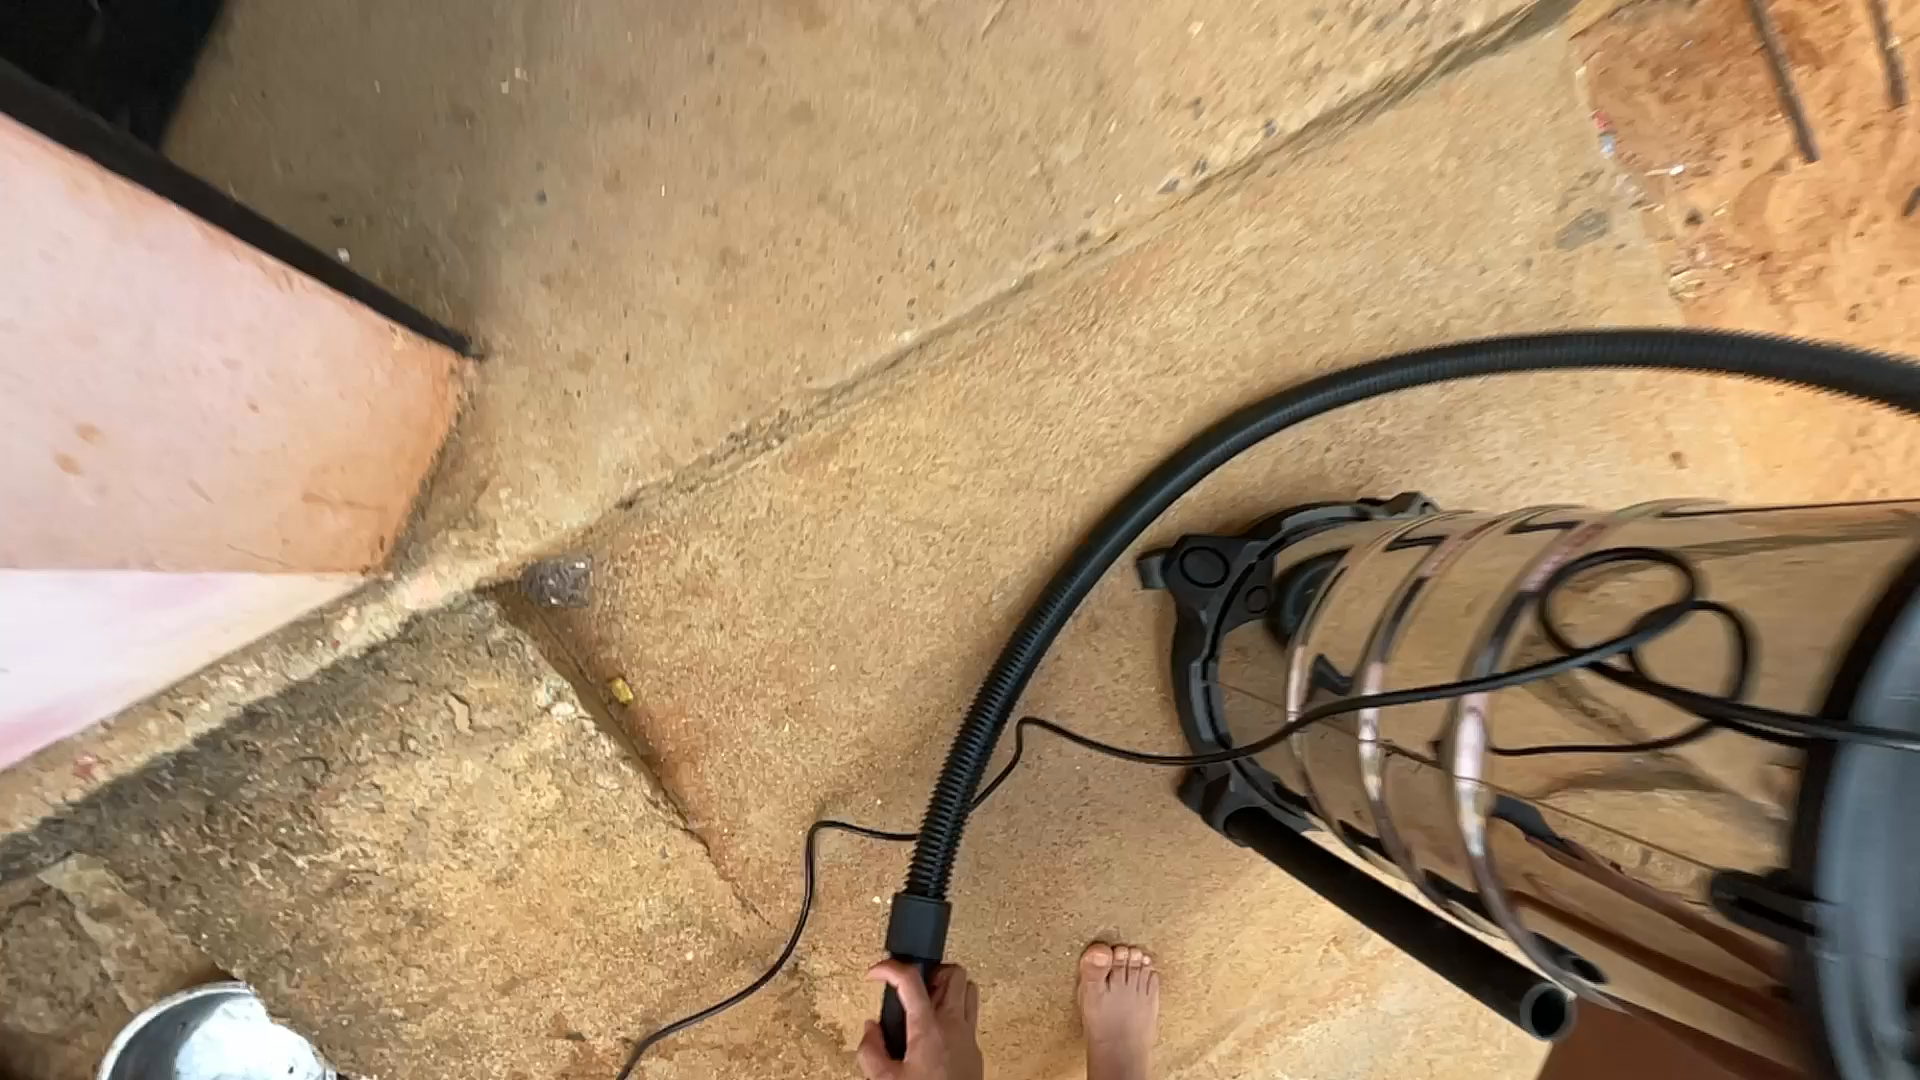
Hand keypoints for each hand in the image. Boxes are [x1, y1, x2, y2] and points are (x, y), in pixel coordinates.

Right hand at [857, 961, 983, 1079]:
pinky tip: (936, 1034)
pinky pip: (970, 1016)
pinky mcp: (976, 1051)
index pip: (911, 980)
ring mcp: (969, 1037)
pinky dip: (954, 1013)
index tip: (874, 974)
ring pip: (968, 989)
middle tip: (911, 989)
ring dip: (948, 989)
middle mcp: (954, 1025)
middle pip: (953, 972)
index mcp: (929, 1029)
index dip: (889, 968)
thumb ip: (870, 1053)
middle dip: (930, 971)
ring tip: (926, 1005)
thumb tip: (870, 1029)